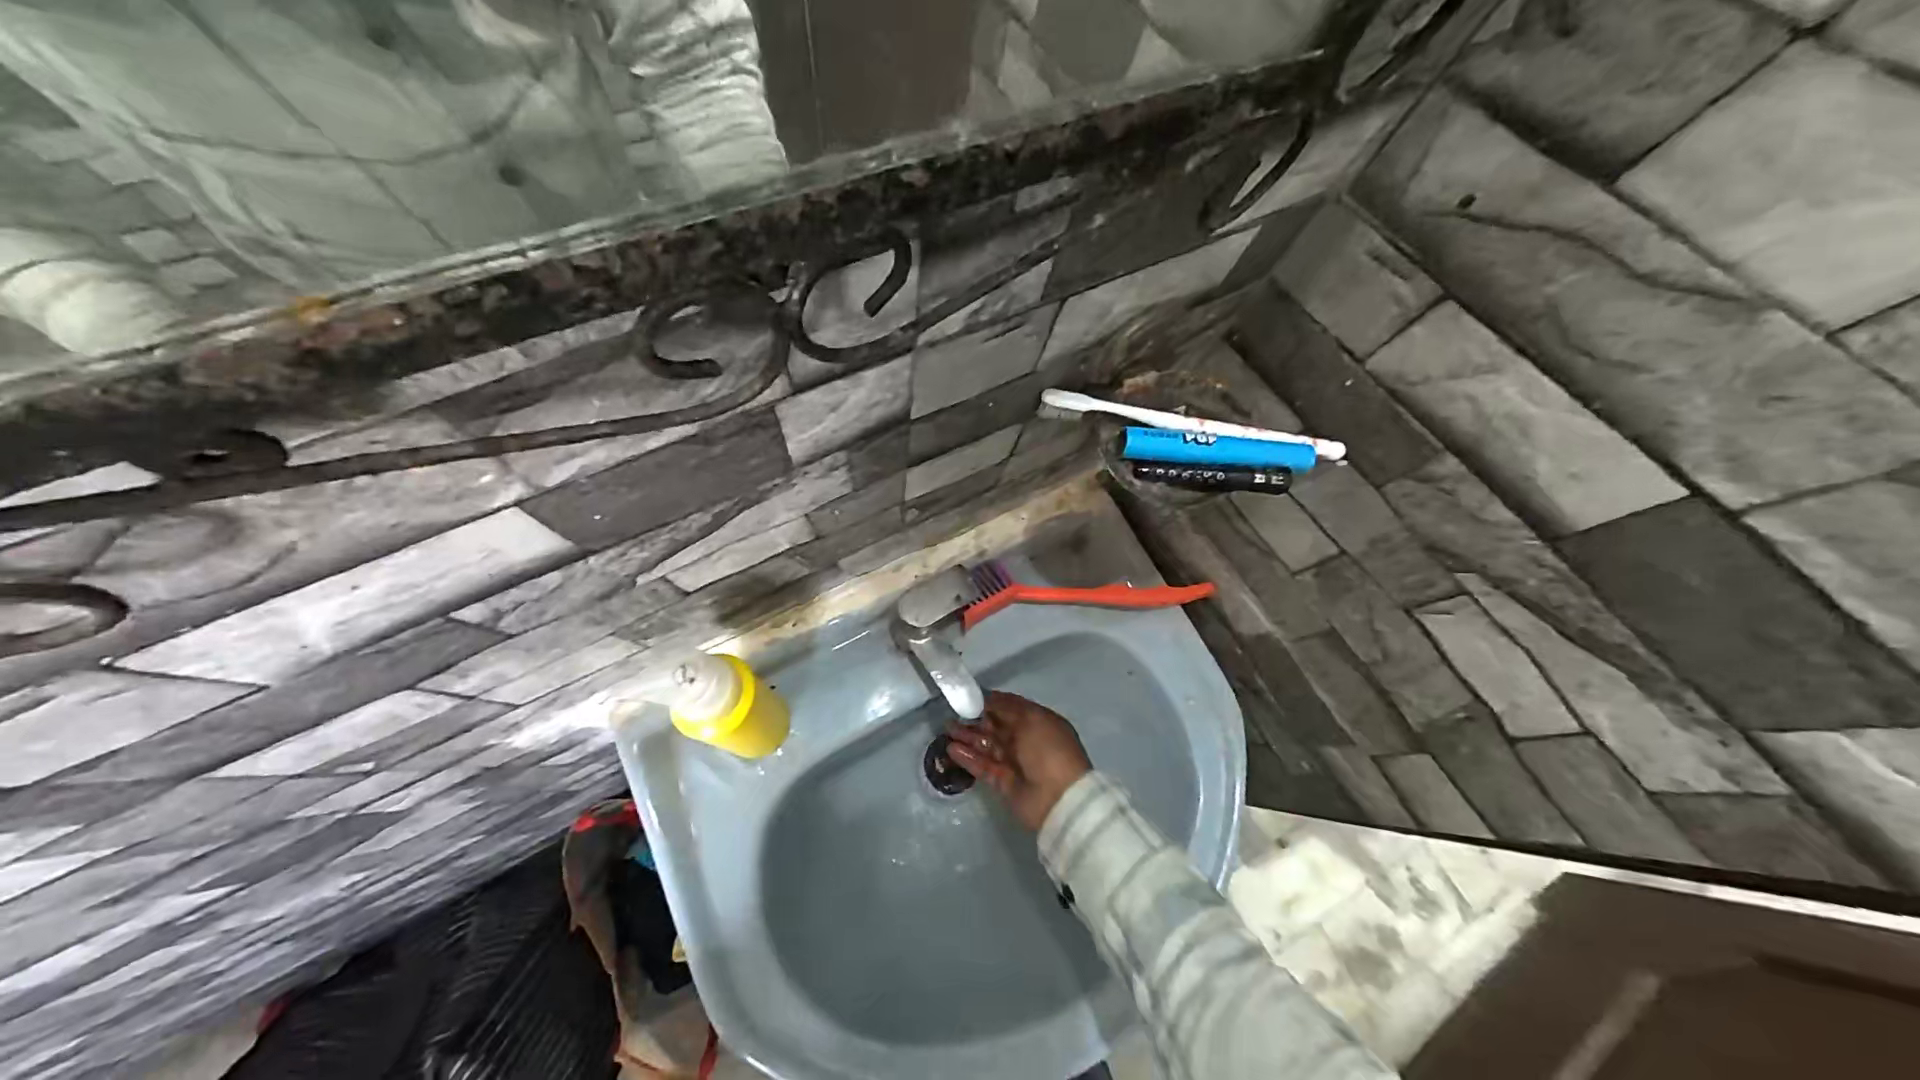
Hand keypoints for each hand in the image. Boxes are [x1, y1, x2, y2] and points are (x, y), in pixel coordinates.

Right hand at [944, 690, 1090, 830]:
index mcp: (1039, 722)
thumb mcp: (1031, 719)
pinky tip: (951, 749)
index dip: (991, 701)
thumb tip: (987, 698)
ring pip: (987, 746)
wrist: (1058, 798)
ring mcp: (1015, 762)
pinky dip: (968, 757)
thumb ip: (1006, 707)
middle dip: (975, 719)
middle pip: (996, 726)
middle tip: (952, 712)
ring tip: (946, 729)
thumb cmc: (1048, 750)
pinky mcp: (1003, 782)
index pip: (1011, 707)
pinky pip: (983, 766)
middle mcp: (1027, 740)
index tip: (969, 696)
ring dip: (968, 737)